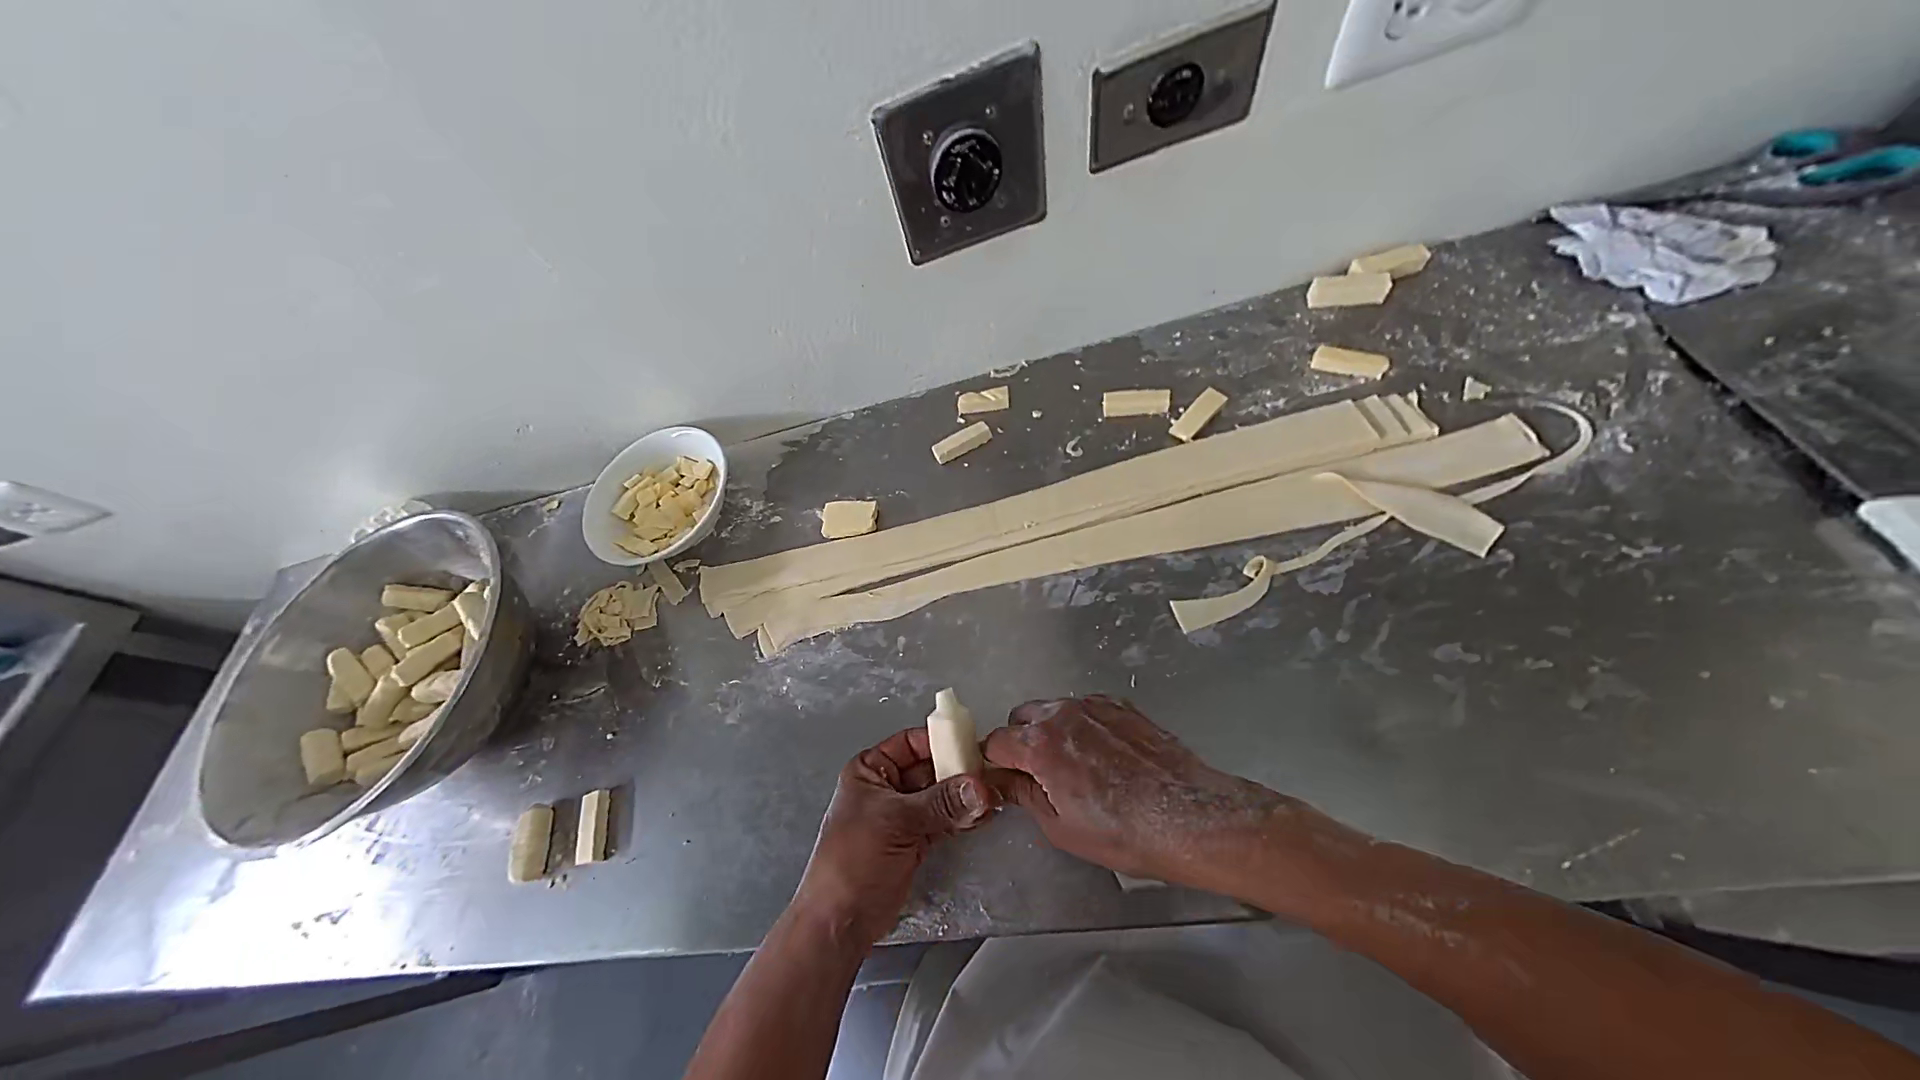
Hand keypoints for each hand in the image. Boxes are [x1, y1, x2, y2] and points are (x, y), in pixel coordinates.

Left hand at [792, 727, 999, 945]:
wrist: (840, 922)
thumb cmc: (853, 861)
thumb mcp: (896, 822)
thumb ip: (941, 802)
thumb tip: (980, 788)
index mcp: (870, 770)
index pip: (910, 743)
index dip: (940, 742)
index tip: (973, 745)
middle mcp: (887, 787)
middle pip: (930, 768)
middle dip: (958, 772)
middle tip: (991, 775)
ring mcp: (902, 815)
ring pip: (940, 795)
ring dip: (964, 797)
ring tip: (993, 797)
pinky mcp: (916, 840)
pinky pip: (944, 820)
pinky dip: (962, 818)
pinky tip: (983, 816)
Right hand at [983, 695, 1292, 889]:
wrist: (1188, 816)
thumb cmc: (1121, 832)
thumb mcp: (1059, 826)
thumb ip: (1023, 794)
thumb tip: (1003, 780)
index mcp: (1038, 744)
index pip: (996, 741)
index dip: (996, 762)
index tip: (1005, 779)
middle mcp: (1061, 714)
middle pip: (1021, 718)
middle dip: (1020, 742)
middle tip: (1038, 774)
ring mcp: (1092, 705)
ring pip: (1053, 710)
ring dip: (1050, 731)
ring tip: (1075, 765)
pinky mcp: (1120, 706)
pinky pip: (1084, 709)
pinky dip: (1081, 725)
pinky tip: (1102, 755)